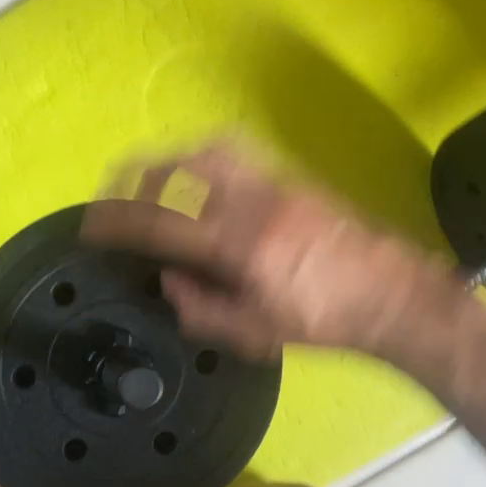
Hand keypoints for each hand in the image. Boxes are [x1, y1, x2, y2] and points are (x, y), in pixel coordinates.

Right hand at [81, 142, 461, 359]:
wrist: (393, 294)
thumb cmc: (324, 321)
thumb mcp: (255, 333)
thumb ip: (202, 308)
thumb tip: (167, 281)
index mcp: (241, 245)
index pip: (164, 222)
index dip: (120, 221)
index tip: (92, 226)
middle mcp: (254, 202)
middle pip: (178, 173)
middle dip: (132, 182)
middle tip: (108, 201)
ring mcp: (275, 182)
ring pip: (204, 153)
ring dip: (163, 165)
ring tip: (141, 182)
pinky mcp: (289, 177)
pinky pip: (232, 153)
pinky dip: (197, 158)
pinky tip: (189, 173)